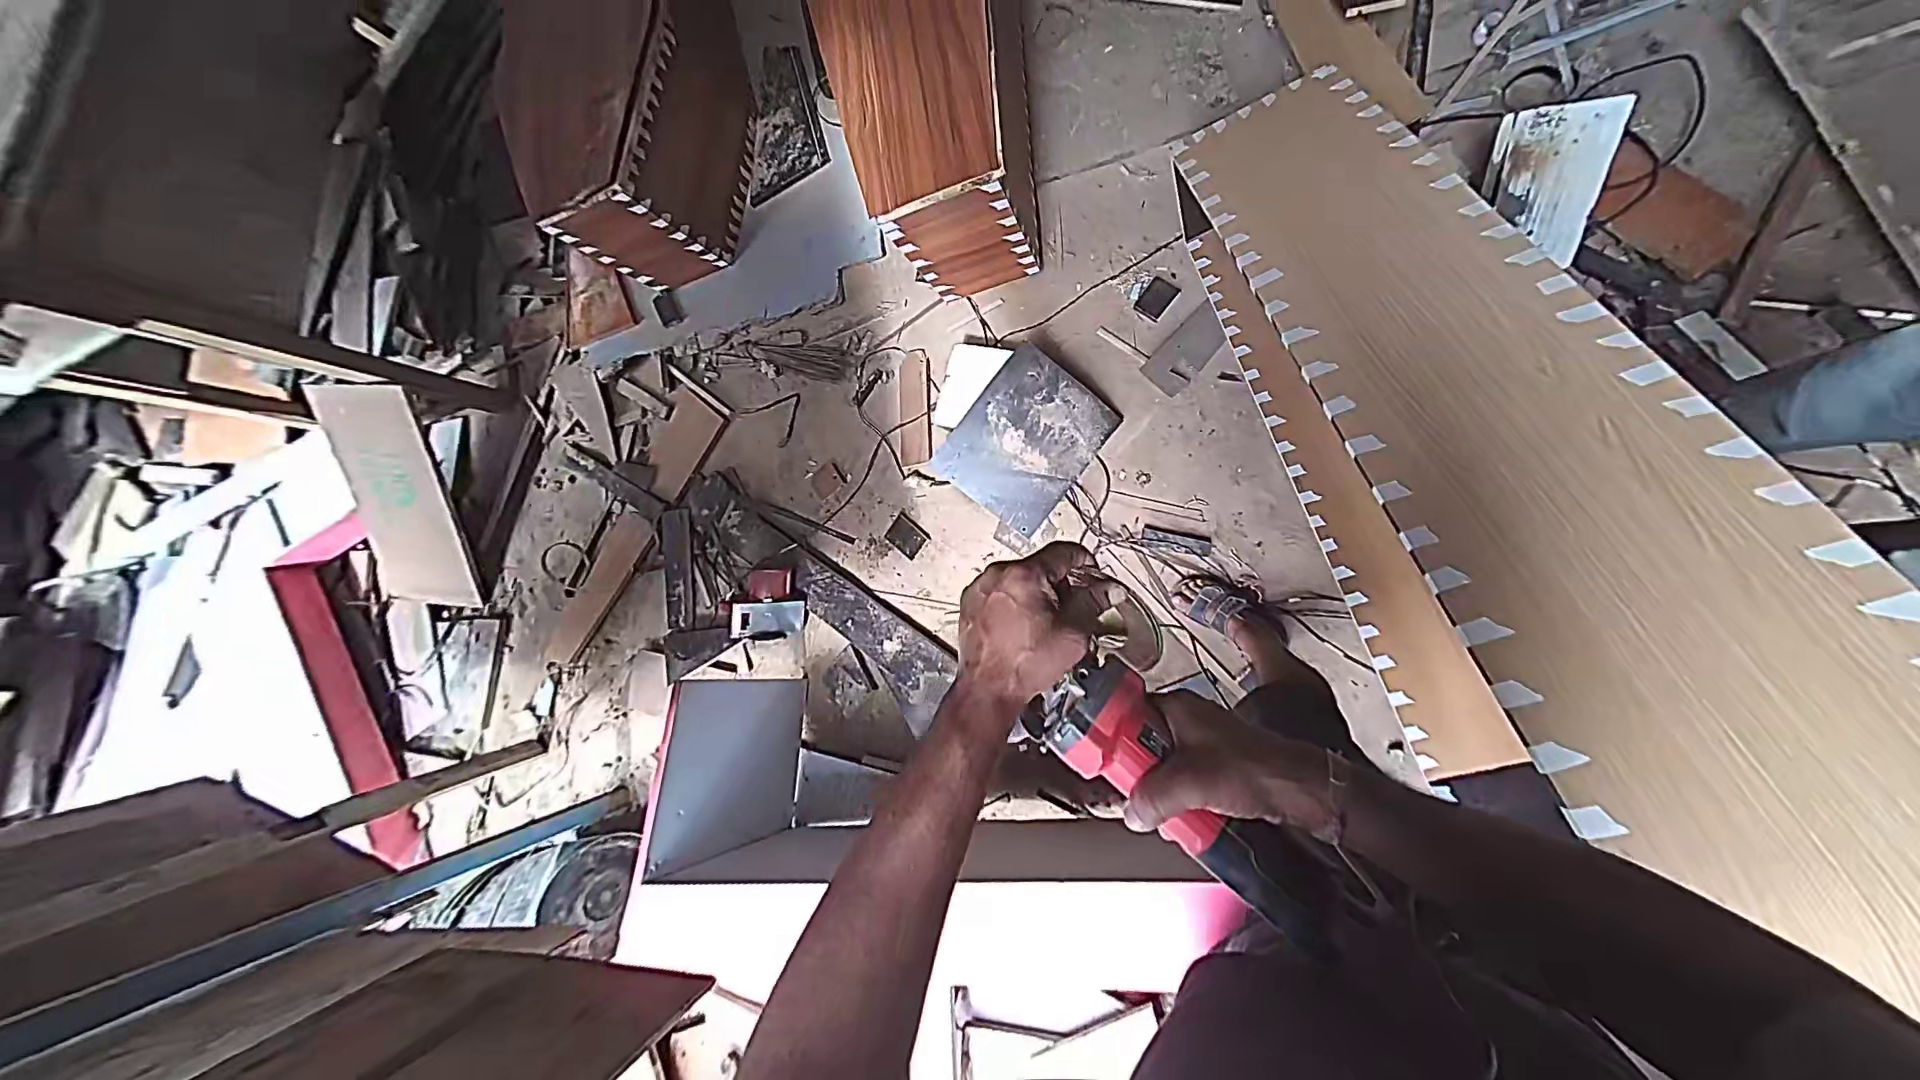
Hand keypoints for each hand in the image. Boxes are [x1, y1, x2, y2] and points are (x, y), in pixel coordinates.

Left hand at [955, 541, 1097, 713]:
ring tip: (1047, 620)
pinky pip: (1000, 590)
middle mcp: (998, 575)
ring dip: (1038, 591)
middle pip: (1040, 564)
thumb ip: (1093, 603)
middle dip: (1061, 582)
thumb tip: (1108, 589)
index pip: (1064, 551)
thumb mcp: (1072, 633)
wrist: (989, 689)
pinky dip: (1015, 600)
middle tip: (1074, 605)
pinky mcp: (971, 602)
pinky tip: (1025, 624)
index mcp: (1024, 575)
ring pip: (1019, 576)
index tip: (1093, 574)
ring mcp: (981, 588)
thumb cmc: (1024, 666)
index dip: (1086, 563)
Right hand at [1123, 691, 1344, 841]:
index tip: (1105, 763)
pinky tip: (1186, 815)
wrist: (1302, 791)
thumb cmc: (1257, 769)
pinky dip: (1178, 799)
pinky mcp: (1211, 765)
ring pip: (1159, 767)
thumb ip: (1153, 798)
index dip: (1112, 739)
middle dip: (1137, 776)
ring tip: (1166, 811)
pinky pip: (1180, 781)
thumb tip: (1131, 812)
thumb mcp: (1192, 783)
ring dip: (1158, 792)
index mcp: (1175, 708)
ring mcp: (1199, 743)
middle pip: (1139, 745)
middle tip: (1138, 795)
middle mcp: (1184, 721)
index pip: (1125, 714)